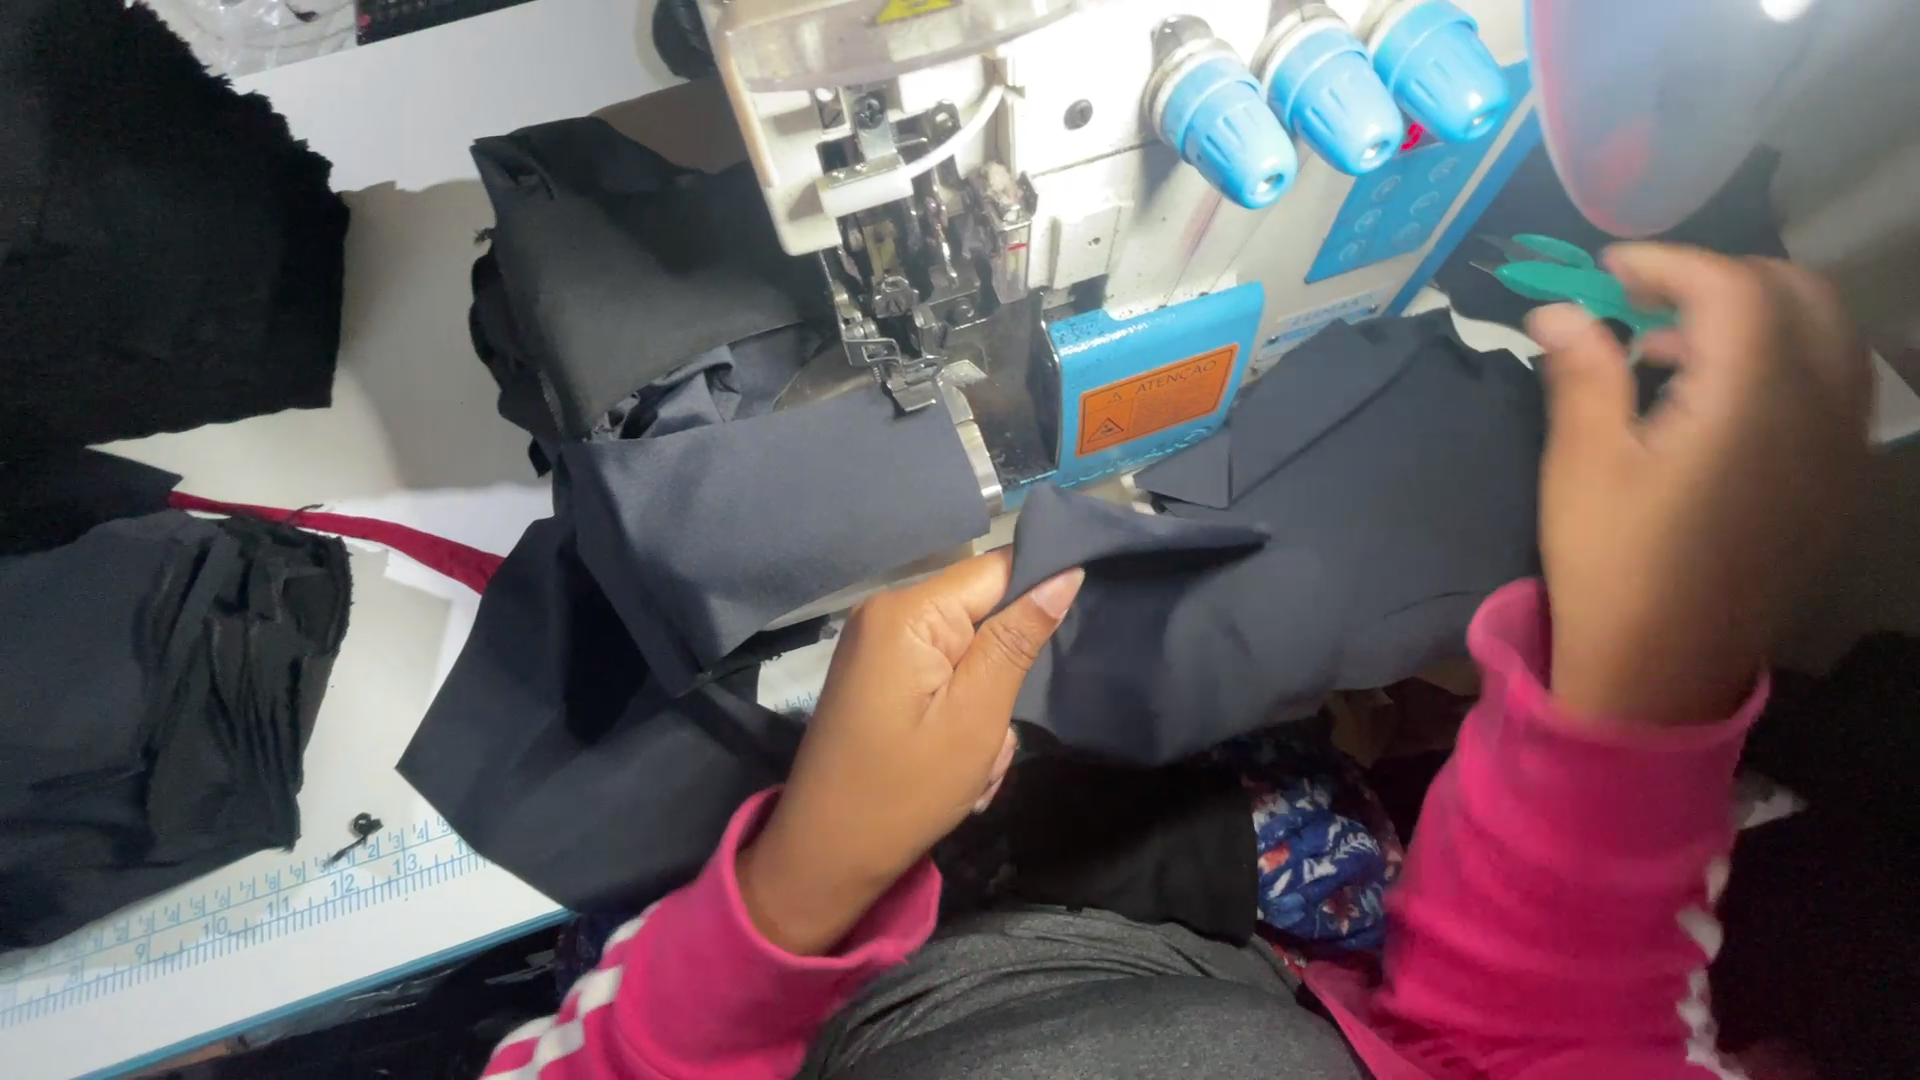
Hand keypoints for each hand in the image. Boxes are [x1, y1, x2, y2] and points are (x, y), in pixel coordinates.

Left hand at [737, 552, 1083, 953]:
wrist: (827, 854)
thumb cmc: (905, 791)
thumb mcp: (976, 715)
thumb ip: (1018, 638)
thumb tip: (1065, 573)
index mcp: (906, 612)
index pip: (994, 569)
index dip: (1036, 593)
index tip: (1058, 640)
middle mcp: (885, 612)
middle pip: (980, 612)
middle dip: (1002, 669)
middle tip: (995, 732)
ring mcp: (877, 643)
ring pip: (966, 650)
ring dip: (983, 702)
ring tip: (974, 759)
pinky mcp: (878, 672)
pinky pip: (940, 672)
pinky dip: (958, 710)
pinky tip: (953, 758)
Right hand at [1528, 244, 1870, 726]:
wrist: (1663, 656)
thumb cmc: (1609, 557)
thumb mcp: (1580, 462)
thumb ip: (1582, 373)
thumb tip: (1558, 310)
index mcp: (1751, 398)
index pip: (1733, 287)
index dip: (1668, 262)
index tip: (1604, 269)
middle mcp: (1820, 406)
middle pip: (1796, 295)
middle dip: (1713, 279)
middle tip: (1633, 301)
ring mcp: (1840, 442)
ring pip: (1821, 335)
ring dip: (1745, 317)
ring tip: (1658, 351)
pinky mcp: (1834, 473)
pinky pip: (1826, 382)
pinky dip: (1769, 360)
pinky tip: (1702, 401)